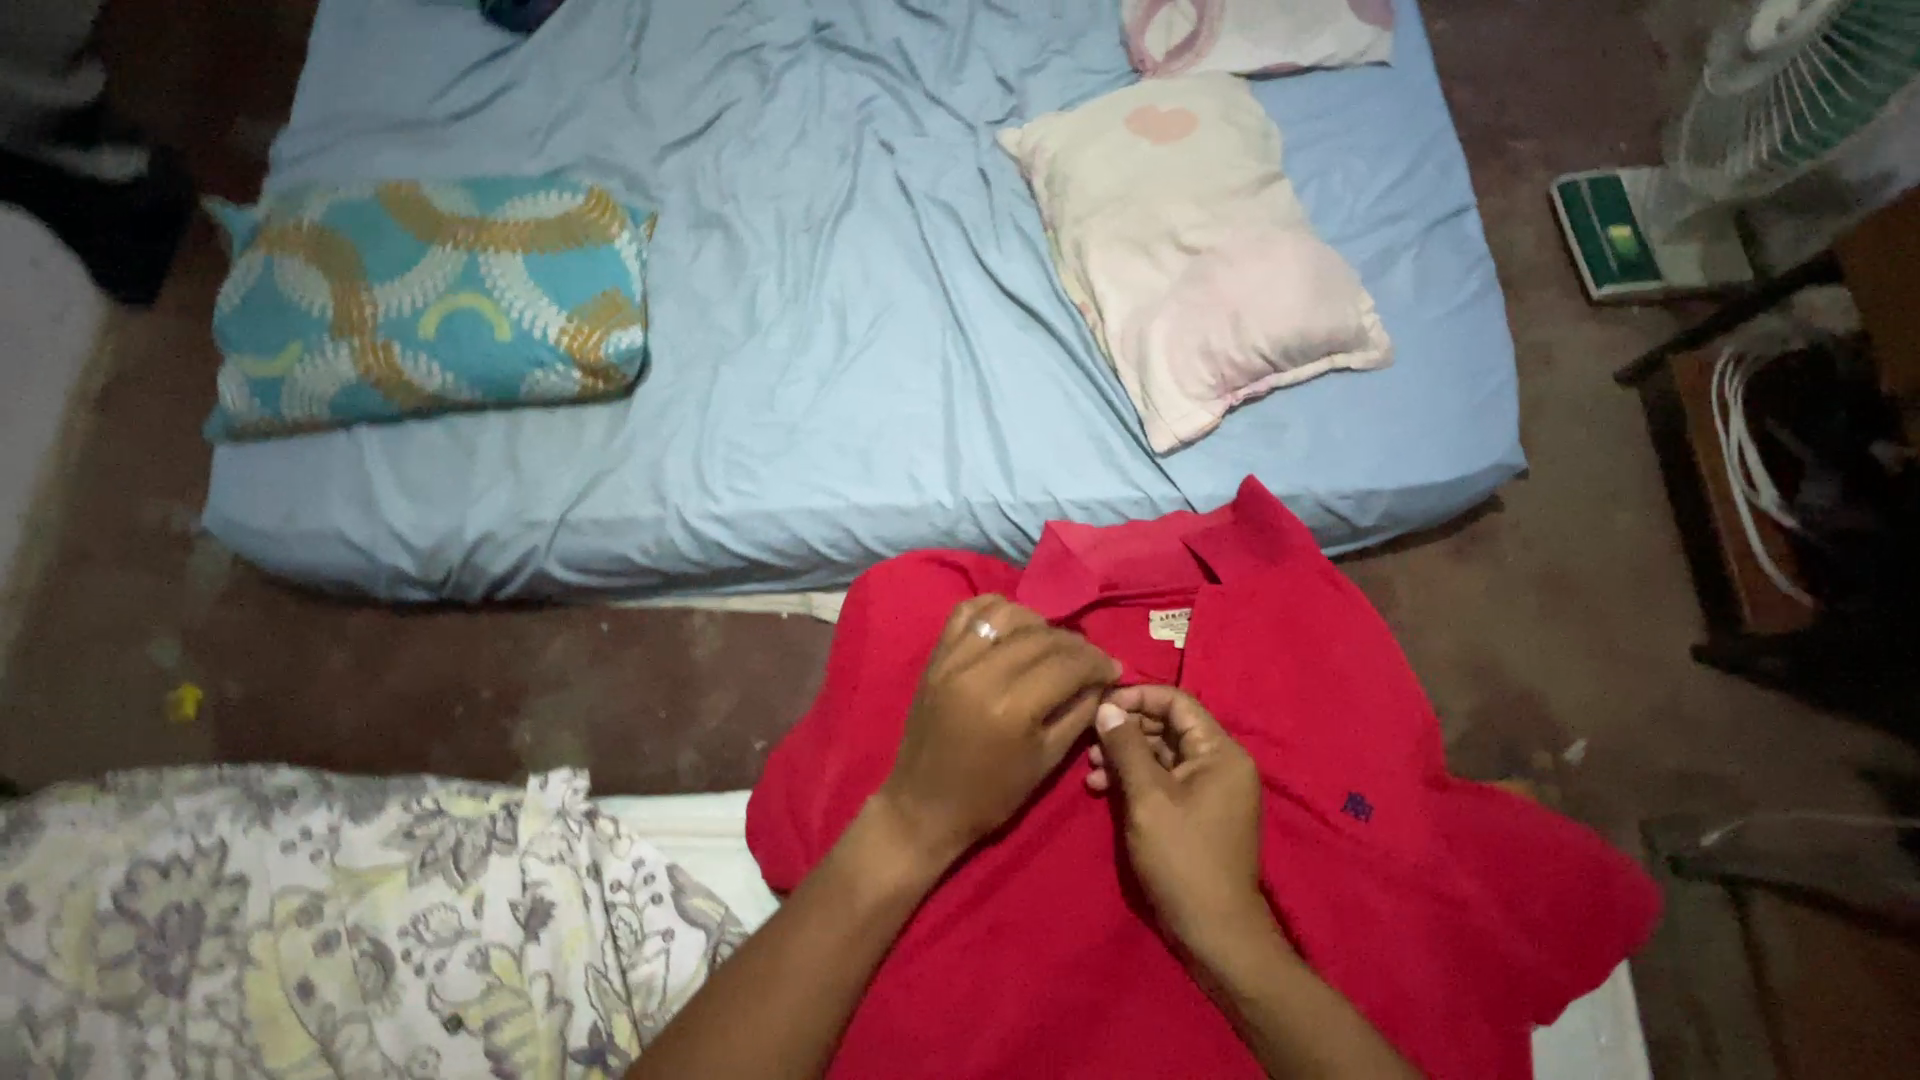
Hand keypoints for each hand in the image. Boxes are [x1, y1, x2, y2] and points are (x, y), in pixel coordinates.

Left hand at [876, 595, 1122, 867]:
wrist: (924, 805)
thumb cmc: (992, 795)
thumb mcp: (1047, 761)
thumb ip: (1079, 713)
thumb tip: (1104, 679)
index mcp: (1012, 707)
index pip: (1068, 663)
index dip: (1098, 662)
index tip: (1113, 669)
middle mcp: (981, 673)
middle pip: (1043, 636)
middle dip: (1076, 644)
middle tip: (1090, 659)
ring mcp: (953, 660)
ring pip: (1008, 614)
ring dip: (1039, 623)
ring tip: (1051, 644)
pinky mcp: (935, 657)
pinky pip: (968, 612)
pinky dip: (995, 610)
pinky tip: (1013, 625)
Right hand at [1088, 685, 1267, 954]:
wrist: (1213, 931)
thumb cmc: (1181, 857)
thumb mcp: (1147, 797)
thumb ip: (1126, 747)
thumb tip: (1106, 707)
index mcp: (1220, 752)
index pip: (1177, 702)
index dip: (1136, 697)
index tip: (1099, 706)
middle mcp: (1220, 764)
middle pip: (1168, 727)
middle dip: (1125, 731)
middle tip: (1088, 744)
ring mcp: (1210, 789)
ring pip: (1161, 754)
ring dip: (1124, 757)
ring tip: (1089, 771)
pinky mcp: (1196, 811)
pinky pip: (1164, 780)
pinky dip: (1135, 780)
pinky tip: (1102, 789)